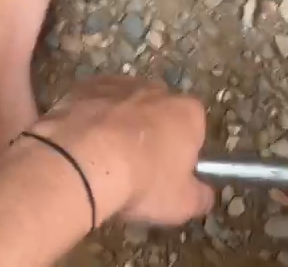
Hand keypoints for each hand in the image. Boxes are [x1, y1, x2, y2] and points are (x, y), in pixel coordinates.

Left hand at [31, 76, 213, 225]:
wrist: (85, 159)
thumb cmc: (142, 181)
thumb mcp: (181, 204)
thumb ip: (200, 197)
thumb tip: (205, 194)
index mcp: (188, 112)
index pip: (194, 129)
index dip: (182, 155)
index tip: (167, 177)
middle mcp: (158, 89)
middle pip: (160, 113)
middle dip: (150, 137)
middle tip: (135, 172)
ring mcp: (121, 84)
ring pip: (126, 106)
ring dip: (120, 127)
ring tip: (103, 163)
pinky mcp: (88, 86)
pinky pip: (96, 103)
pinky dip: (92, 120)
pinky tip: (82, 148)